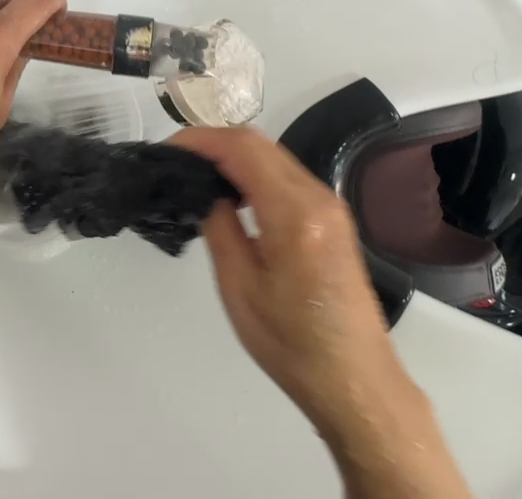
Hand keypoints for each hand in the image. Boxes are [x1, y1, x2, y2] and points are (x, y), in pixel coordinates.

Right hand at [170, 127, 411, 432]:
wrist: (355, 382)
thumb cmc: (290, 342)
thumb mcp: (238, 284)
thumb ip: (219, 225)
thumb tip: (207, 192)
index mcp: (293, 214)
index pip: (242, 149)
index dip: (200, 139)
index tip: (166, 150)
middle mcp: (318, 199)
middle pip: (259, 144)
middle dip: (213, 142)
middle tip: (175, 161)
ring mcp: (330, 207)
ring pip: (274, 156)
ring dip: (233, 155)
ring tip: (195, 175)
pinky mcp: (333, 220)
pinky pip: (286, 176)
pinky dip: (253, 171)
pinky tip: (230, 193)